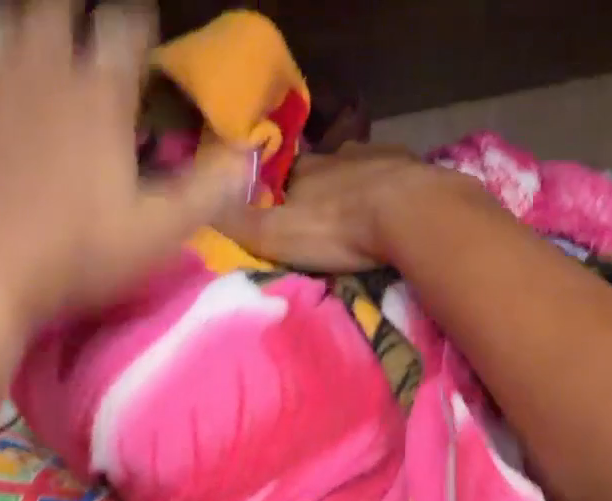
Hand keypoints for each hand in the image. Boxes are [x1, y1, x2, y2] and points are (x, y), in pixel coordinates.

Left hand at [0, 1, 251, 344]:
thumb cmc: (71, 258)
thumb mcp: (154, 236)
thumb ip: (204, 193)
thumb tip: (248, 158)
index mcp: (98, 95)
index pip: (125, 25)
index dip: (135, 26)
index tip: (139, 43)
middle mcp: (40, 67)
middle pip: (57, 3)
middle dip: (76, 11)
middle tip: (83, 31)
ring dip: (19, 19)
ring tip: (32, 38)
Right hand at [216, 143, 489, 271]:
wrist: (410, 213)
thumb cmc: (337, 227)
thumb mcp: (275, 234)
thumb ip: (240, 223)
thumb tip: (200, 207)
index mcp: (302, 169)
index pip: (279, 174)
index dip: (274, 189)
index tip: (272, 206)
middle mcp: (337, 154)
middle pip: (320, 170)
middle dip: (317, 190)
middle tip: (318, 216)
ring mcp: (377, 156)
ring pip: (357, 170)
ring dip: (353, 189)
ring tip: (356, 215)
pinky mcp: (411, 168)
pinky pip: (392, 177)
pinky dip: (387, 191)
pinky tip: (391, 210)